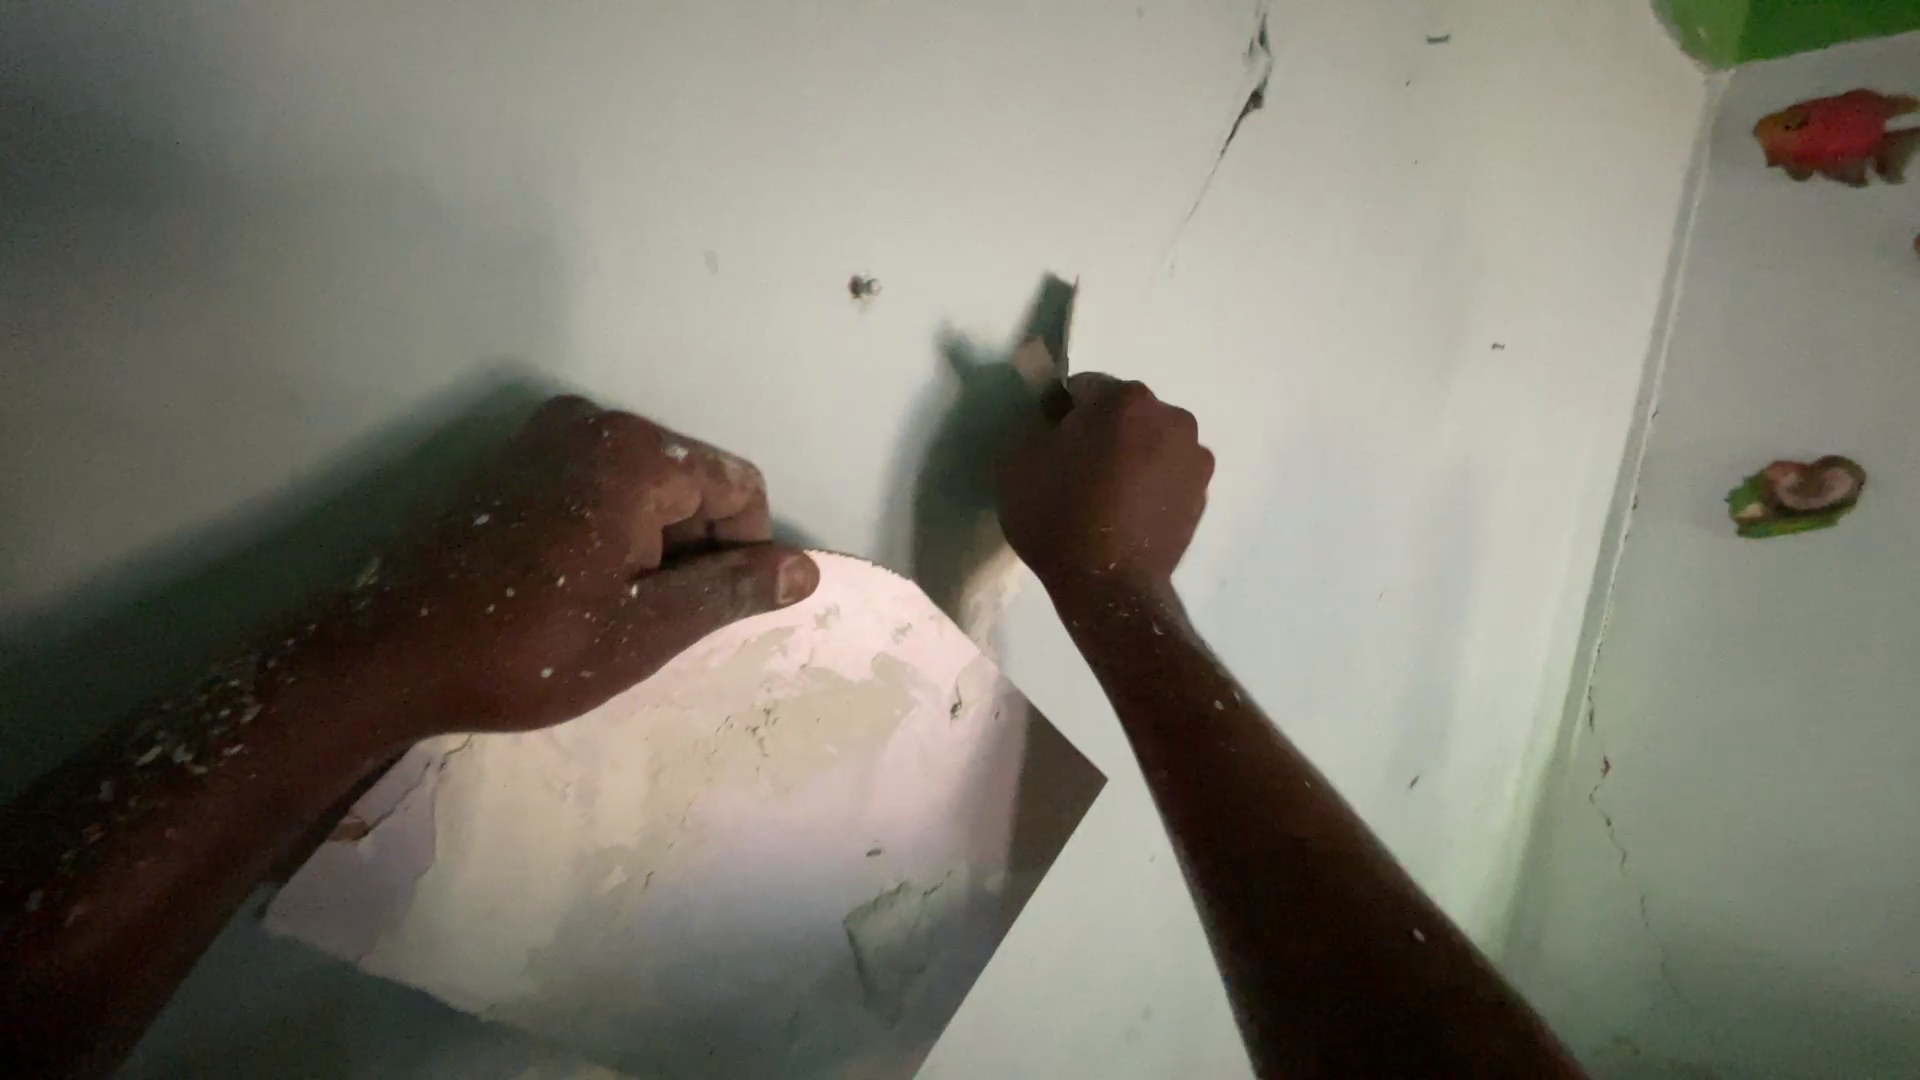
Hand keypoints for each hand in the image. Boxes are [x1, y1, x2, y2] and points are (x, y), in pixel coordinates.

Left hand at [338, 395, 817, 741]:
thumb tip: (807, 571)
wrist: (377, 660)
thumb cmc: (525, 648)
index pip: (741, 487)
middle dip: (696, 547)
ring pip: (655, 488)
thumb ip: (733, 590)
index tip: (699, 605)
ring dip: (658, 546)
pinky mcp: (521, 460)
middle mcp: (596, 424)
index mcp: (635, 453)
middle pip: (697, 482)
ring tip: (610, 603)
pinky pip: (608, 486)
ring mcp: (551, 436)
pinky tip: (579, 581)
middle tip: (650, 613)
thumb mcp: (647, 630)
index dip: (742, 550)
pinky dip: (620, 532)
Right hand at [996, 374, 1212, 598]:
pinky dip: (1150, 486)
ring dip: (1131, 457)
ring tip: (1106, 500)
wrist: (1107, 586)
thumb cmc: (1057, 517)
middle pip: (1124, 414)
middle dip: (1102, 433)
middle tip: (1076, 474)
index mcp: (1126, 399)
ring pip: (1150, 444)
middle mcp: (1171, 417)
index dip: (1061, 415)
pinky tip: (1128, 516)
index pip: (1083, 389)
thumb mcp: (1018, 461)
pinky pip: (1167, 476)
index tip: (1050, 446)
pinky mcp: (1203, 495)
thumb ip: (1038, 425)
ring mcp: (1194, 458)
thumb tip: (1058, 422)